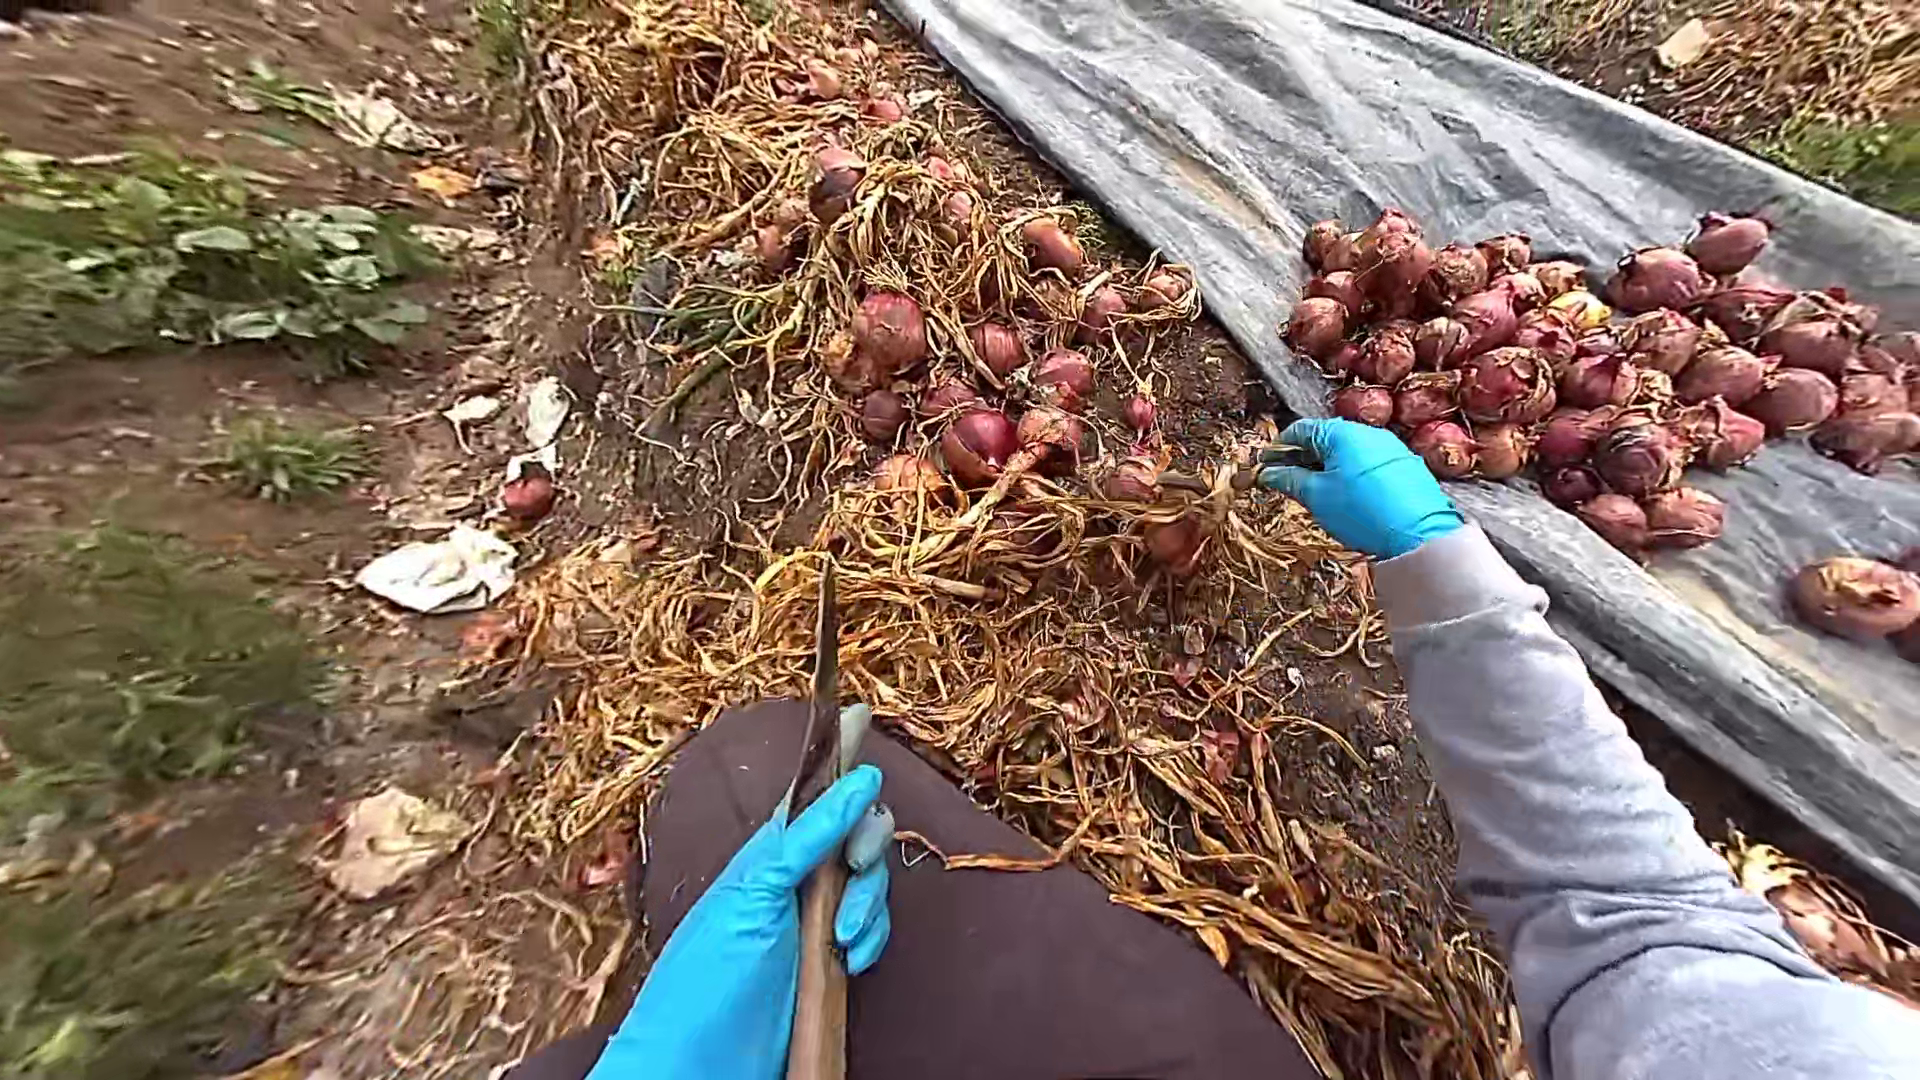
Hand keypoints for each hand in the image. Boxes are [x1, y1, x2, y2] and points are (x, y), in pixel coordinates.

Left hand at [588, 757, 890, 1079]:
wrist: (700, 1072)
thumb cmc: (708, 975)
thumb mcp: (756, 891)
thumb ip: (810, 834)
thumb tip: (862, 778)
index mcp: (777, 845)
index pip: (816, 784)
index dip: (839, 747)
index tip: (859, 711)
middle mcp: (803, 870)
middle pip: (859, 825)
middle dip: (868, 837)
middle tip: (854, 861)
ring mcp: (820, 911)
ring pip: (873, 874)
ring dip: (868, 899)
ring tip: (841, 934)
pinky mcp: (836, 950)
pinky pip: (875, 923)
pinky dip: (872, 934)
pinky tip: (849, 956)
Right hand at [1257, 418, 1464, 558]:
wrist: (1418, 534)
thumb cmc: (1359, 510)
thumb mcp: (1315, 495)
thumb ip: (1288, 479)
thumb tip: (1267, 472)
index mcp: (1343, 434)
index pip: (1300, 430)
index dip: (1278, 448)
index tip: (1265, 465)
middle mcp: (1368, 433)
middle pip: (1323, 438)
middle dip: (1299, 458)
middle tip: (1283, 480)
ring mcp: (1388, 449)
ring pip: (1344, 451)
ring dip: (1322, 467)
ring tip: (1309, 490)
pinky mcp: (1402, 466)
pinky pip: (1363, 462)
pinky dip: (1343, 473)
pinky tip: (1338, 494)